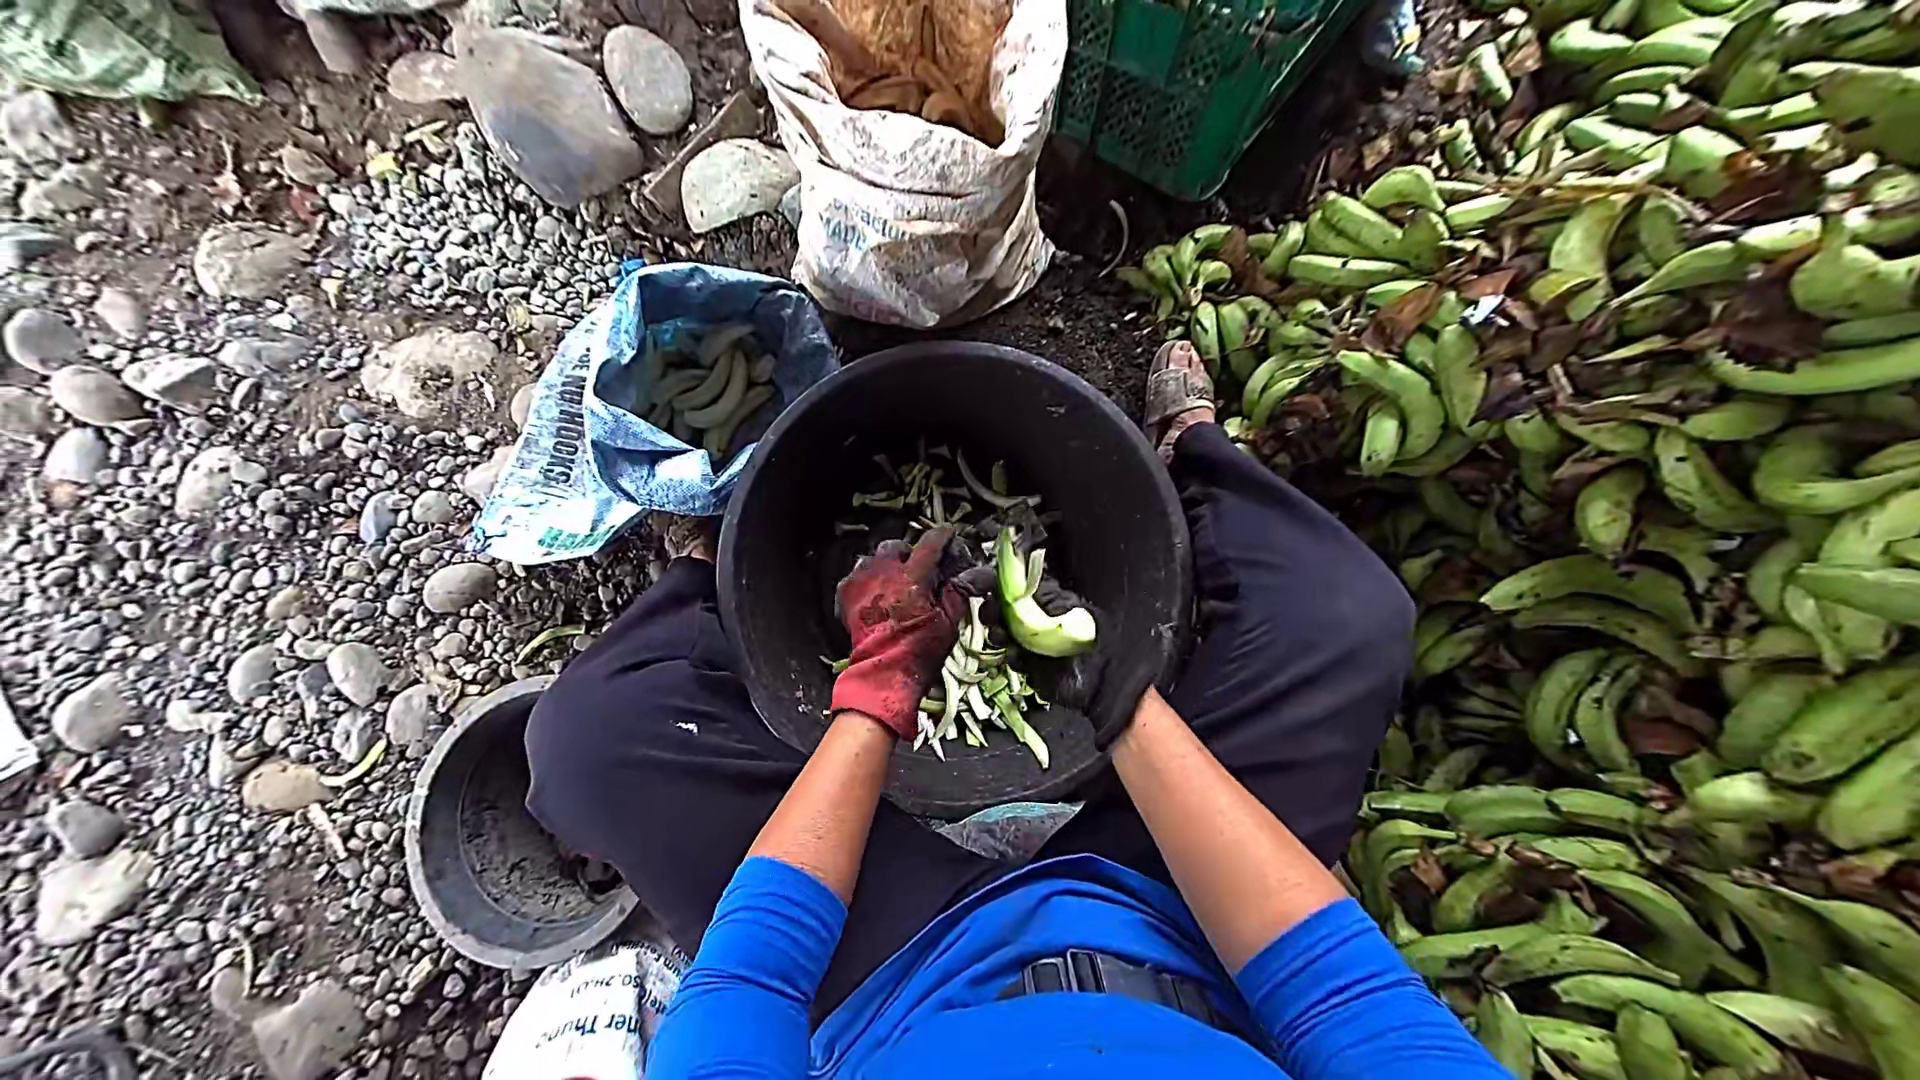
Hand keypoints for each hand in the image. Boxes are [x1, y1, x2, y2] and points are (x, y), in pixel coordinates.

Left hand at [831, 528, 962, 738]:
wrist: (882, 674)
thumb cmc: (918, 650)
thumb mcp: (949, 620)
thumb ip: (961, 590)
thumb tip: (980, 574)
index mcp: (913, 575)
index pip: (932, 542)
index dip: (944, 536)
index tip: (950, 537)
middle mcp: (883, 571)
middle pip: (898, 546)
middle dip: (910, 554)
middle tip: (920, 569)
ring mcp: (861, 580)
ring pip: (874, 558)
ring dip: (886, 565)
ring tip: (896, 581)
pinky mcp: (845, 593)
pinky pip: (857, 575)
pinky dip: (868, 580)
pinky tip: (877, 594)